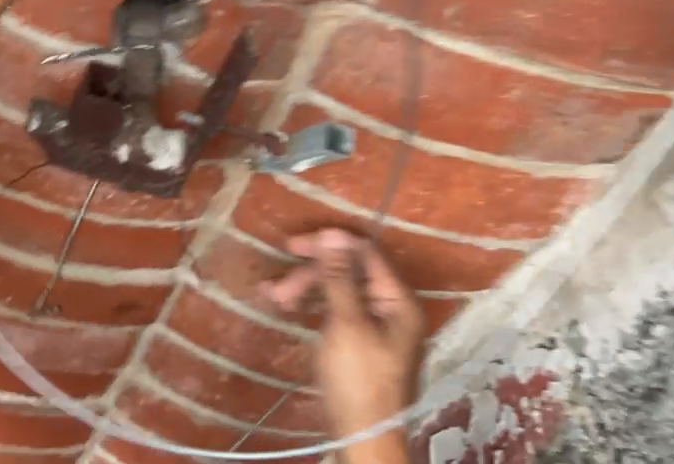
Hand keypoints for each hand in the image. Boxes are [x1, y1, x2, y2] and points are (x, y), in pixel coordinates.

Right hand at [264, 229, 424, 463]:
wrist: (363, 440)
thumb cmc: (358, 380)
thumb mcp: (346, 323)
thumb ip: (338, 276)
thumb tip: (332, 233)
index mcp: (398, 302)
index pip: (366, 254)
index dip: (331, 245)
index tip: (295, 246)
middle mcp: (390, 309)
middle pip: (348, 273)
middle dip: (311, 275)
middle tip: (280, 285)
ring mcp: (374, 326)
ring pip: (336, 291)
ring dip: (305, 290)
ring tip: (275, 298)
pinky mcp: (357, 342)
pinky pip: (333, 311)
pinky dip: (310, 307)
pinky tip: (283, 306)